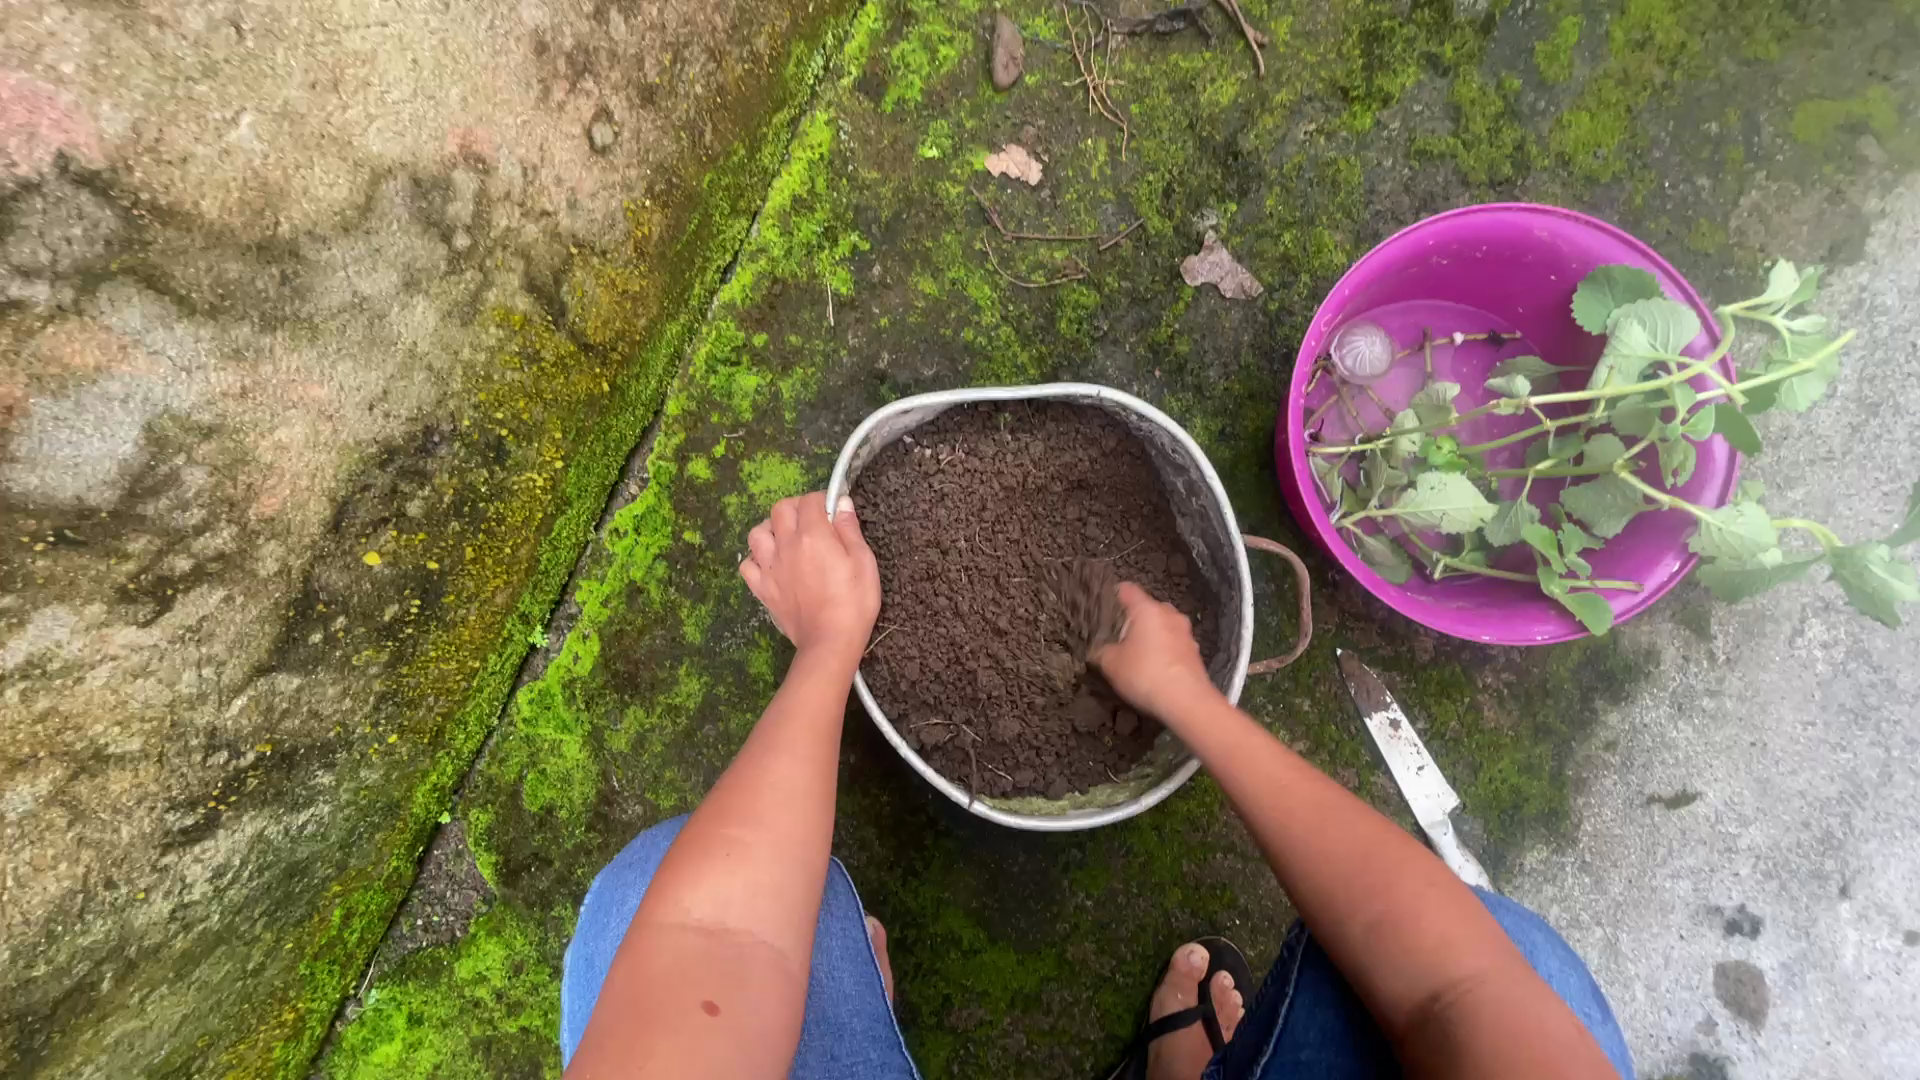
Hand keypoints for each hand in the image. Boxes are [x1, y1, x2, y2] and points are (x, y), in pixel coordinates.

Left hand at [740, 491, 880, 667]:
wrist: (829, 641)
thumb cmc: (854, 602)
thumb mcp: (864, 562)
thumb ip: (850, 529)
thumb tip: (840, 502)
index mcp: (813, 535)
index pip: (810, 500)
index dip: (822, 500)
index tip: (833, 510)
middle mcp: (786, 545)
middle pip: (780, 509)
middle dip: (796, 508)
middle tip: (812, 521)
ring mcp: (769, 567)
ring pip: (757, 533)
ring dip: (772, 529)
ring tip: (787, 539)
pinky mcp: (761, 588)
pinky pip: (748, 565)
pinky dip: (757, 559)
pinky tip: (772, 565)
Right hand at [1091, 582, 1220, 722]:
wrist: (1188, 702)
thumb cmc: (1145, 674)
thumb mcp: (1111, 664)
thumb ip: (1101, 651)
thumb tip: (1100, 650)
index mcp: (1147, 609)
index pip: (1127, 590)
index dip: (1113, 594)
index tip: (1103, 604)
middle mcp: (1169, 614)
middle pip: (1147, 608)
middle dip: (1134, 619)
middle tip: (1119, 636)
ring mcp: (1185, 632)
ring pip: (1163, 626)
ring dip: (1151, 636)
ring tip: (1137, 654)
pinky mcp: (1195, 651)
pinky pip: (1173, 643)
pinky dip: (1164, 650)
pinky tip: (1155, 668)